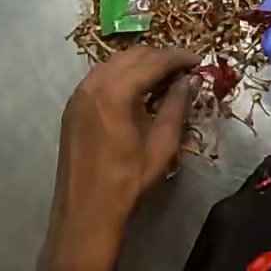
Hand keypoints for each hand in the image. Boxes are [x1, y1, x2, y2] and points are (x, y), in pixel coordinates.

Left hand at [42, 48, 193, 270]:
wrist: (84, 215)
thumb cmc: (127, 184)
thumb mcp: (161, 146)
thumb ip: (176, 107)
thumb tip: (191, 80)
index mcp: (114, 91)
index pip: (152, 62)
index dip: (177, 58)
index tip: (197, 60)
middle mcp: (93, 83)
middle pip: (132, 56)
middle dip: (159, 57)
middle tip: (184, 68)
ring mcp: (79, 92)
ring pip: (114, 62)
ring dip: (140, 64)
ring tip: (165, 76)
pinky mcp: (73, 104)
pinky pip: (101, 76)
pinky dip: (121, 74)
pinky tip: (137, 89)